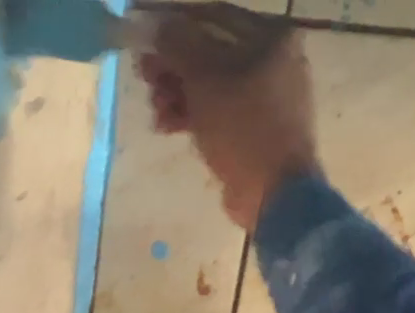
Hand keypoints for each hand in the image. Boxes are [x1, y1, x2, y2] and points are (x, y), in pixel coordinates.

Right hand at [135, 2, 318, 229]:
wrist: (274, 193)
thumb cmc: (243, 127)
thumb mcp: (205, 79)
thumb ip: (177, 45)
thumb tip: (155, 24)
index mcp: (270, 37)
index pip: (211, 16)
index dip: (172, 23)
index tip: (140, 32)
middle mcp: (272, 61)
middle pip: (209, 53)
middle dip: (171, 66)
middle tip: (143, 76)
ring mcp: (264, 99)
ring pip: (209, 86)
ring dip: (176, 94)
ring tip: (155, 110)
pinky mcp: (252, 130)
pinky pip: (217, 113)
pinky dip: (191, 116)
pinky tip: (166, 126)